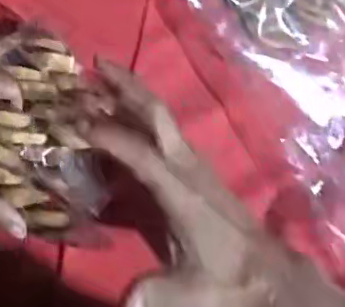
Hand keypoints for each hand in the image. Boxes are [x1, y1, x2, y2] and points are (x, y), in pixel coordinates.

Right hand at [87, 62, 344, 306]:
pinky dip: (137, 110)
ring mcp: (191, 160)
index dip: (106, 135)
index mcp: (179, 189)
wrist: (271, 279)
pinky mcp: (193, 165)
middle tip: (95, 62)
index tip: (73, 122)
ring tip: (100, 76)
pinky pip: (160, 127)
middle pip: (154, 111)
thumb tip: (121, 300)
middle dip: (125, 84)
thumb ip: (152, 294)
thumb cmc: (228, 279)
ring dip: (129, 92)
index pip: (138, 151)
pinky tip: (122, 111)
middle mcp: (184, 164)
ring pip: (158, 114)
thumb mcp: (189, 292)